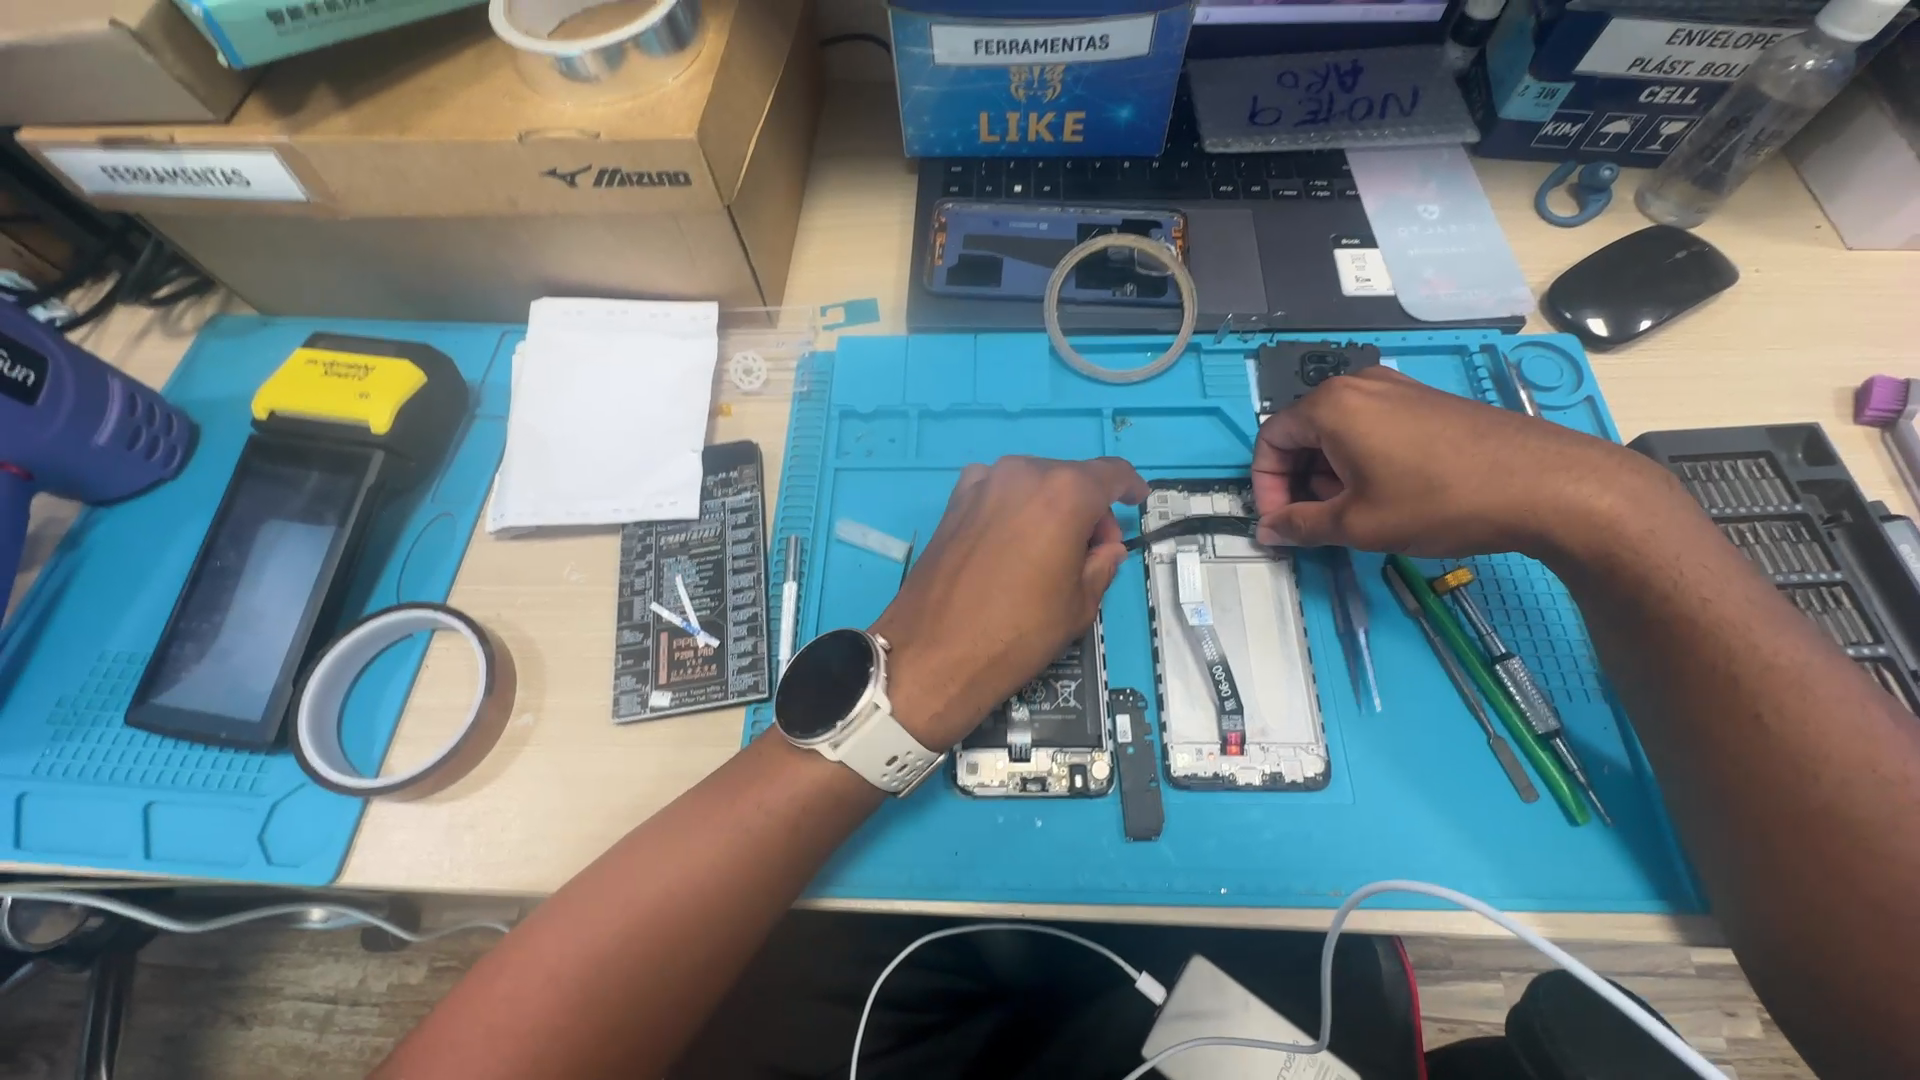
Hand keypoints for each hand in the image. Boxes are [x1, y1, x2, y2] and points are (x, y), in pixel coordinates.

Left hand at [872, 456, 1148, 748]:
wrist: (934, 653)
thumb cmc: (1018, 632)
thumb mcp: (1079, 604)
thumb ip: (1101, 565)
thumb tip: (1106, 548)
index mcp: (1064, 493)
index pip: (1111, 474)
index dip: (1130, 488)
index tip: (1137, 502)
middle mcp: (1022, 474)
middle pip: (1069, 479)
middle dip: (1087, 510)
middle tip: (1090, 554)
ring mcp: (981, 483)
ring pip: (1032, 484)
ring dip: (1049, 508)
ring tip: (1048, 553)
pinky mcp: (953, 502)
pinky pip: (996, 492)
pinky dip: (1013, 508)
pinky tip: (1010, 544)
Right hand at [1253, 367, 1682, 559]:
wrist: (1547, 485)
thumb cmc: (1437, 502)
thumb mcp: (1356, 524)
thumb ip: (1300, 526)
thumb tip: (1267, 530)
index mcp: (1330, 406)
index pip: (1270, 442)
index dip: (1266, 488)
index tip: (1282, 524)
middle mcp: (1358, 385)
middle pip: (1302, 434)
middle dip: (1299, 481)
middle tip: (1318, 522)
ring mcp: (1397, 388)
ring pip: (1338, 432)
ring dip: (1331, 474)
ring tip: (1356, 512)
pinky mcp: (1427, 401)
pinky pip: (1371, 427)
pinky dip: (1362, 460)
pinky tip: (1389, 493)